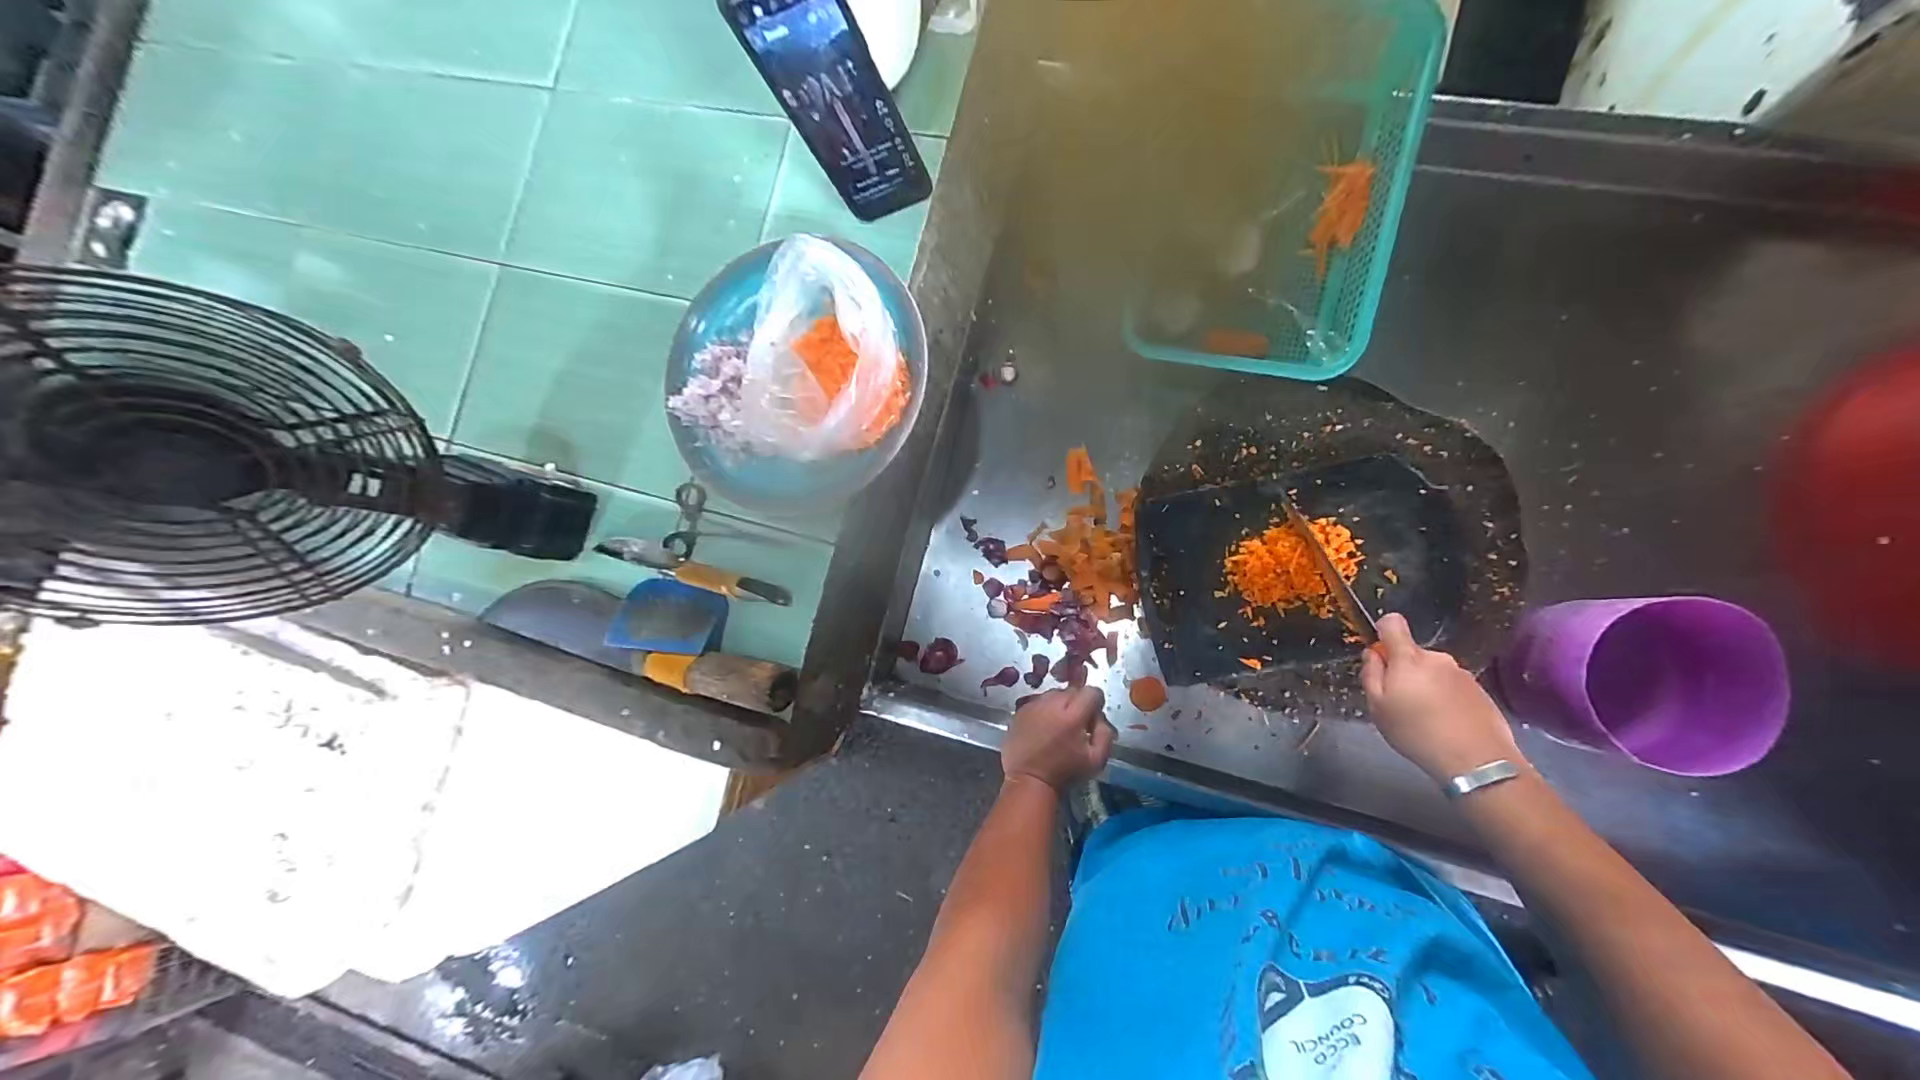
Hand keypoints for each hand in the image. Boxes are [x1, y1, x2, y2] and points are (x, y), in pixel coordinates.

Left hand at [1002, 687, 1115, 790]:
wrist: (1028, 780)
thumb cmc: (1065, 772)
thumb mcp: (1097, 759)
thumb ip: (1105, 733)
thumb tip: (1100, 717)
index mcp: (1073, 715)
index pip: (1091, 691)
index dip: (1096, 703)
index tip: (1091, 719)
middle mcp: (1051, 704)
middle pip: (1072, 691)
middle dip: (1078, 704)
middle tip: (1076, 726)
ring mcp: (1033, 705)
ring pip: (1053, 694)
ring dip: (1059, 706)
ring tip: (1058, 727)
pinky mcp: (1019, 711)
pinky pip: (1037, 702)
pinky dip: (1043, 710)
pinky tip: (1043, 728)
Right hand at [1360, 613, 1524, 782]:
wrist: (1478, 761)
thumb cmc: (1416, 733)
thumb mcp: (1378, 708)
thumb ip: (1370, 674)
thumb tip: (1372, 654)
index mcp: (1409, 659)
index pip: (1393, 623)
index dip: (1383, 632)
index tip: (1381, 656)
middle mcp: (1438, 659)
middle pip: (1413, 654)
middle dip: (1404, 671)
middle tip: (1401, 703)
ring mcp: (1462, 674)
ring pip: (1433, 671)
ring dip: (1426, 686)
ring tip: (1426, 718)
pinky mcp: (1481, 691)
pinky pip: (1452, 686)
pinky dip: (1446, 698)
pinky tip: (1447, 723)